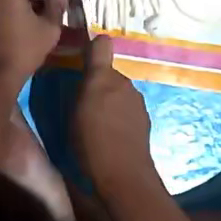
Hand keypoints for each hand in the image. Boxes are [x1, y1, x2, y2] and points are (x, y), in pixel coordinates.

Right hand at [74, 36, 156, 189]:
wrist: (122, 175)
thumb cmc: (92, 141)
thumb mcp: (77, 109)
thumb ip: (85, 80)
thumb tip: (90, 61)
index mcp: (105, 78)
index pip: (102, 45)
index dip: (93, 49)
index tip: (81, 59)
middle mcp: (125, 85)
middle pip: (110, 76)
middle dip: (98, 85)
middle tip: (82, 105)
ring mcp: (137, 105)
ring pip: (118, 94)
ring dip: (108, 103)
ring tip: (94, 125)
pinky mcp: (143, 124)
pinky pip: (126, 112)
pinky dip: (118, 118)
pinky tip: (108, 137)